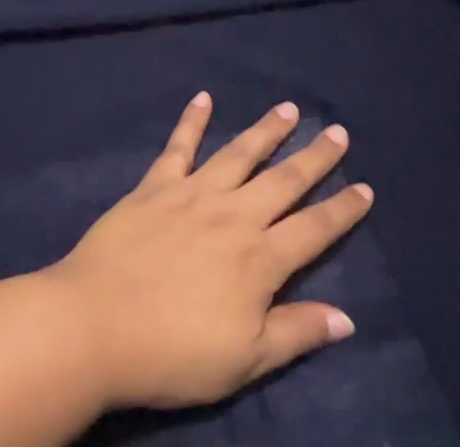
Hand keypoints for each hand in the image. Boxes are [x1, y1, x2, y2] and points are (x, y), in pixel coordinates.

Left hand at [40, 94, 373, 409]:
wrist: (94, 324)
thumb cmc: (173, 353)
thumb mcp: (246, 360)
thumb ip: (296, 333)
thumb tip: (346, 317)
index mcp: (260, 260)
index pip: (314, 229)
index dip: (343, 210)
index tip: (365, 188)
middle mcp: (233, 217)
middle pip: (283, 181)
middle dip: (314, 157)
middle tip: (337, 132)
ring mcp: (191, 196)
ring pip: (238, 154)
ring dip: (265, 131)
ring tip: (287, 109)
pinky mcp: (153, 188)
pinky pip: (178, 148)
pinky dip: (191, 120)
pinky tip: (203, 98)